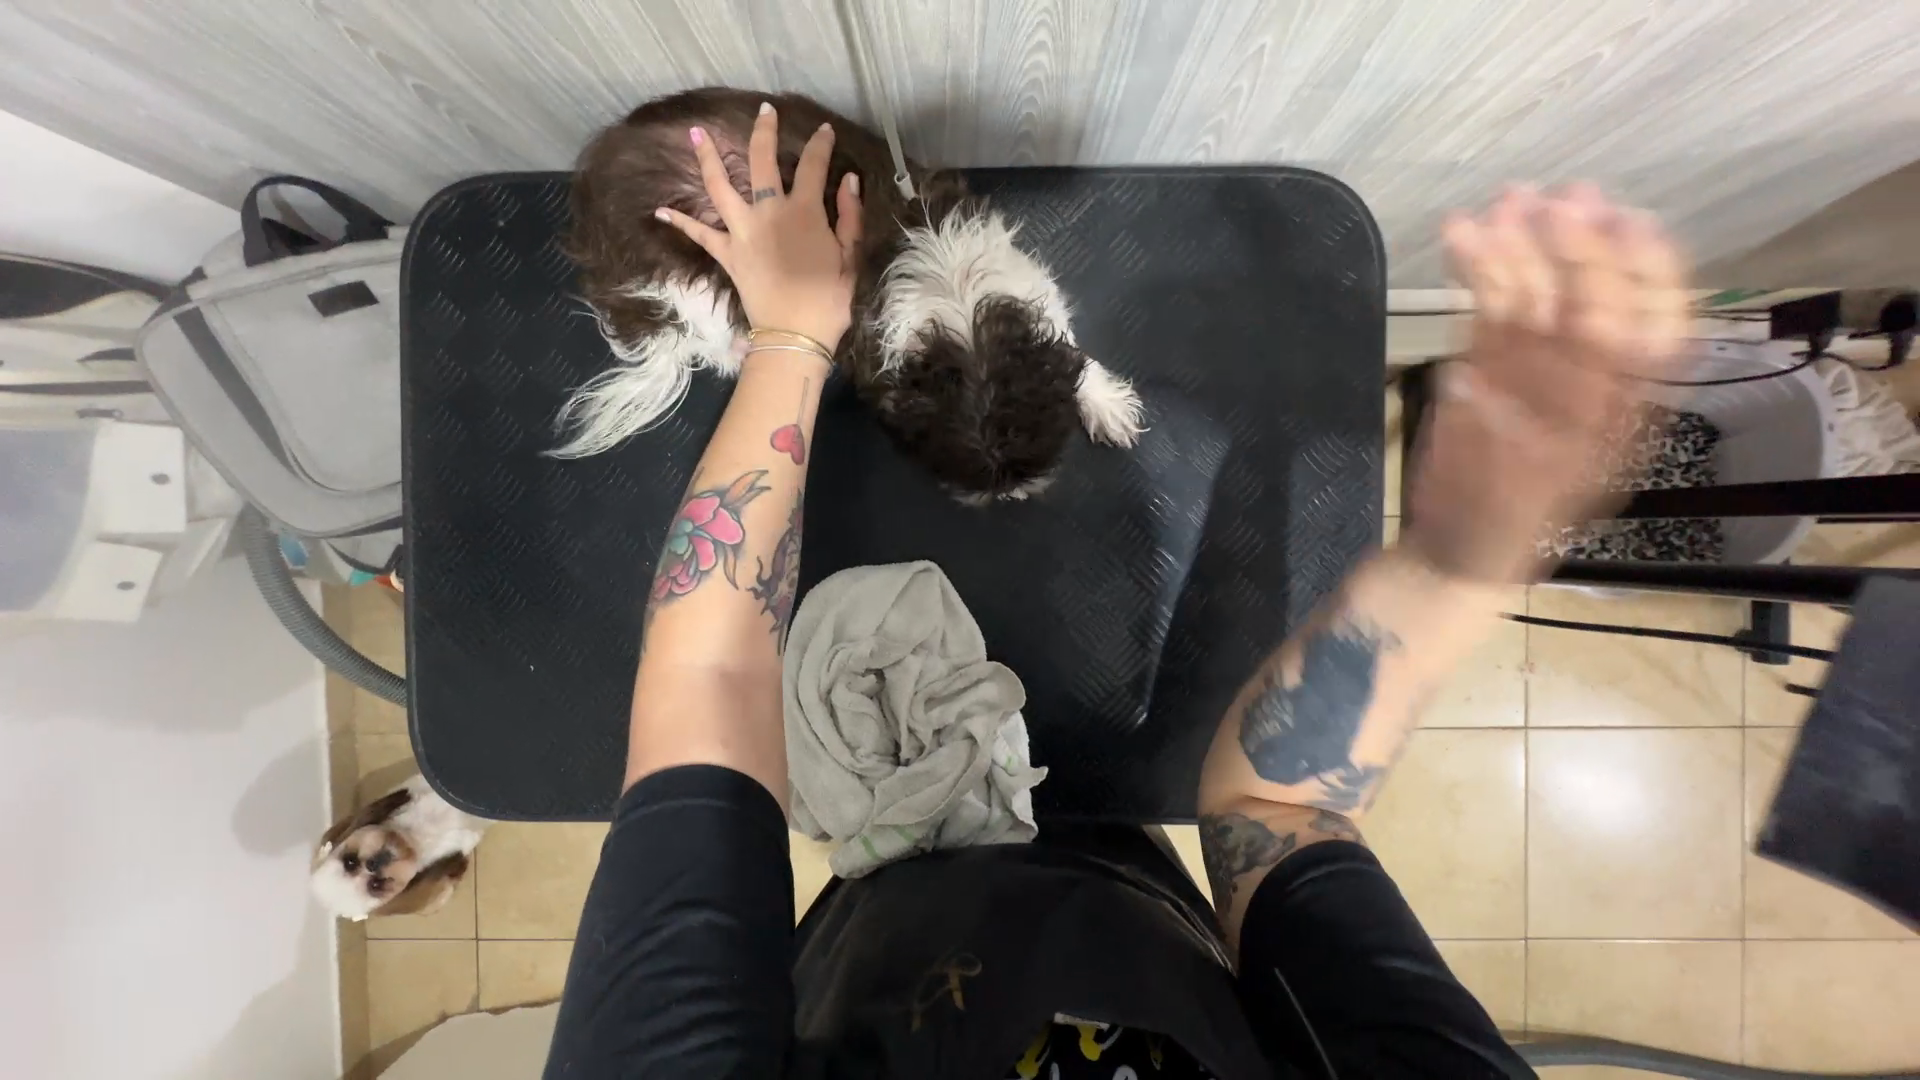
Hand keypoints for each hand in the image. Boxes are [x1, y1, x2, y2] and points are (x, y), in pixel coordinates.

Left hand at [655, 102, 863, 349]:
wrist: (795, 336)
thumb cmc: (829, 302)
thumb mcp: (850, 260)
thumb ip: (849, 217)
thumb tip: (847, 181)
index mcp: (805, 212)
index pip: (814, 166)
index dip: (821, 145)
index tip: (825, 130)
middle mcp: (770, 212)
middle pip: (762, 160)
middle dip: (764, 131)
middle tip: (764, 111)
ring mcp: (744, 232)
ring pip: (721, 186)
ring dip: (707, 158)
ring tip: (696, 134)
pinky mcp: (727, 255)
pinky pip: (701, 235)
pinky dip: (681, 223)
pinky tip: (661, 211)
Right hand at [1404, 184, 1689, 581]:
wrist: (1458, 549)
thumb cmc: (1494, 531)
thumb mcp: (1513, 502)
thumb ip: (1508, 446)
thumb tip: (1474, 386)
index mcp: (1609, 415)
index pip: (1640, 331)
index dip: (1636, 275)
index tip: (1620, 223)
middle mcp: (1581, 382)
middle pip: (1587, 302)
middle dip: (1572, 246)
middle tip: (1546, 197)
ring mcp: (1532, 370)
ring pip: (1536, 300)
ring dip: (1520, 249)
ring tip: (1498, 205)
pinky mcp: (1488, 369)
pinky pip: (1492, 314)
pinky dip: (1479, 277)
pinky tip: (1468, 244)